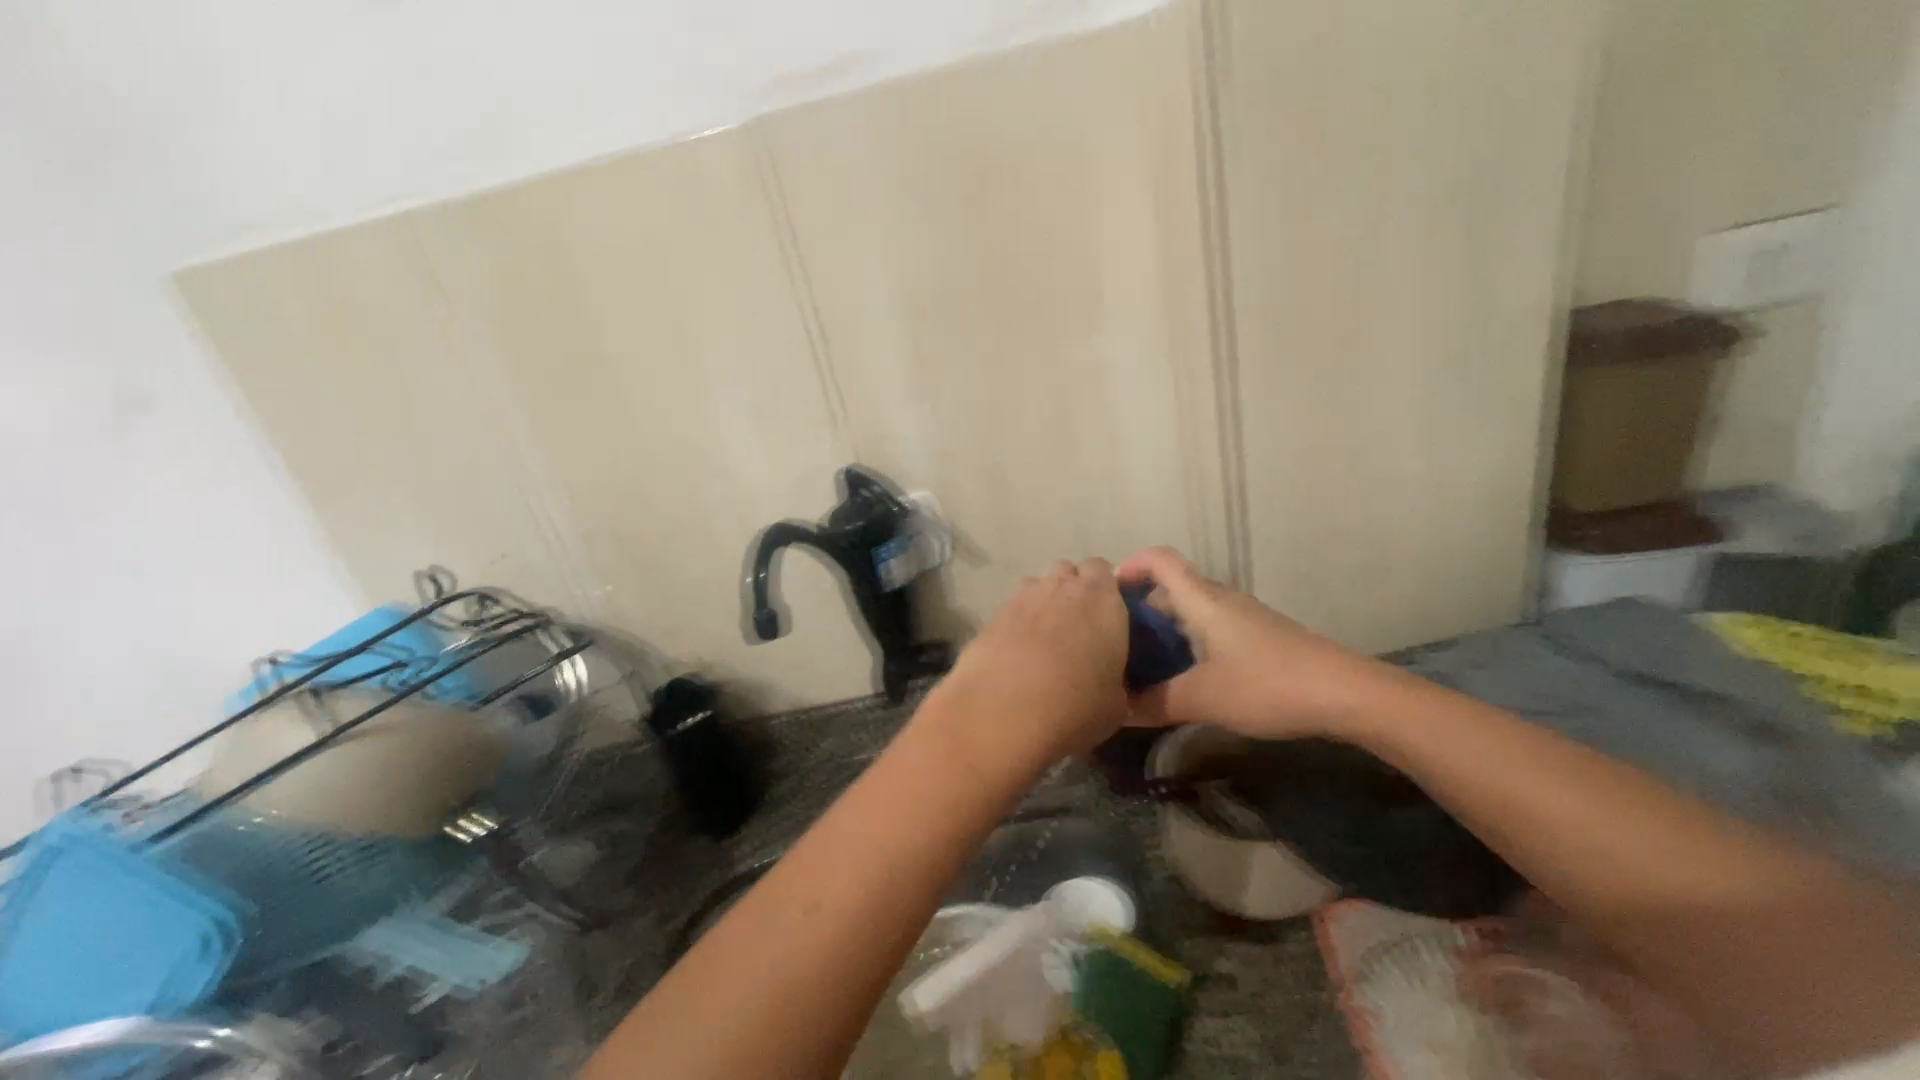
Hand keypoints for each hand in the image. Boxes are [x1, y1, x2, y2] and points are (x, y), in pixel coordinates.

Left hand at [921, 558, 1131, 765]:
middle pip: (1067, 572)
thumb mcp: (1117, 704)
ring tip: (1045, 640)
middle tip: (1077, 628)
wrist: (1003, 713)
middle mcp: (1061, 587)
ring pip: (1037, 586)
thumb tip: (1112, 683)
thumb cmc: (1075, 707)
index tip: (1106, 617)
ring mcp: (1021, 598)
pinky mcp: (991, 616)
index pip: (1103, 570)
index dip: (1104, 590)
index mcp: (1102, 599)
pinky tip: (1017, 654)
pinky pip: (1011, 610)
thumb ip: (1118, 679)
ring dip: (1043, 603)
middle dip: (1072, 590)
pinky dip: (1017, 624)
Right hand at [1117, 546, 1394, 738]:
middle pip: (1170, 589)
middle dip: (1137, 611)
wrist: (1345, 694)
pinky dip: (1185, 646)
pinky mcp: (1257, 640)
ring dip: (1162, 633)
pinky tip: (1180, 680)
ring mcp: (1242, 619)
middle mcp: (1220, 601)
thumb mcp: (1203, 698)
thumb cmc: (1268, 684)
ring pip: (1190, 613)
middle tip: (1112, 645)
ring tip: (1137, 667)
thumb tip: (1111, 709)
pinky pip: (1208, 631)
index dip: (1129, 568)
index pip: (1159, 560)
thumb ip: (1154, 703)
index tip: (1104, 598)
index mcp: (1202, 600)